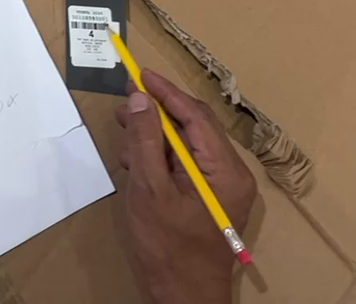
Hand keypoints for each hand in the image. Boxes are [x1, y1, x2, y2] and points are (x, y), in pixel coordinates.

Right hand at [114, 68, 256, 303]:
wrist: (185, 302)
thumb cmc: (169, 248)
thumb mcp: (150, 189)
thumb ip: (146, 140)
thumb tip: (141, 98)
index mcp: (225, 170)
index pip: (195, 115)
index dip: (165, 92)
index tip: (139, 74)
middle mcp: (230, 174)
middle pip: (193, 126)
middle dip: (157, 112)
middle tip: (125, 103)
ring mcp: (222, 188)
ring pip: (186, 144)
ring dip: (155, 136)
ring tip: (125, 134)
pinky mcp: (209, 199)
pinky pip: (185, 165)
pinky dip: (160, 157)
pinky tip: (135, 162)